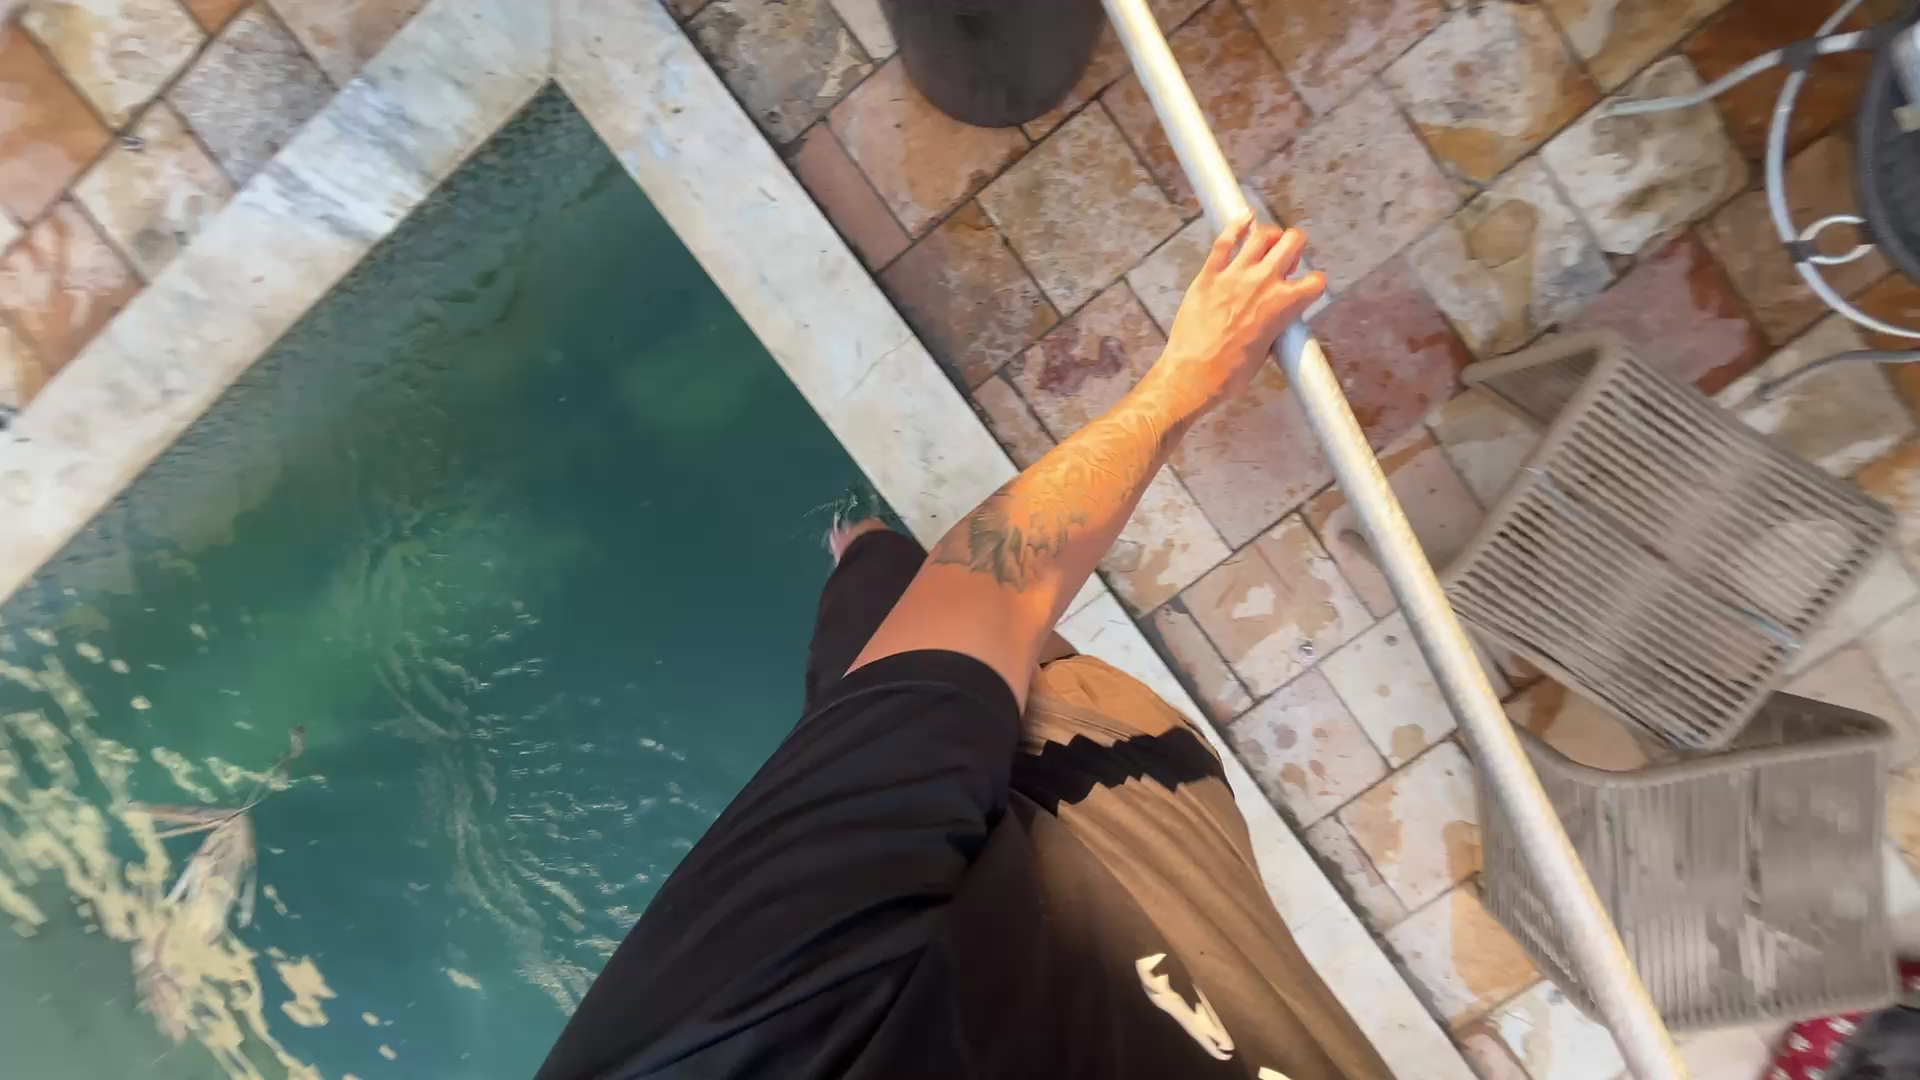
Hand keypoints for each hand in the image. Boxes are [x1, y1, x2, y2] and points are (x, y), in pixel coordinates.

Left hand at [1155, 213, 1325, 411]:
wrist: (1192, 376)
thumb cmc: (1229, 374)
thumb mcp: (1266, 352)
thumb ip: (1276, 324)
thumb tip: (1275, 317)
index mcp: (1285, 305)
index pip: (1315, 280)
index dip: (1311, 284)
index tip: (1303, 288)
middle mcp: (1264, 282)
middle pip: (1293, 241)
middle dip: (1294, 246)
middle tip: (1285, 258)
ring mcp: (1234, 275)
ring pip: (1262, 235)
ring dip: (1268, 237)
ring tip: (1264, 245)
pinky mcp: (1208, 276)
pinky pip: (1224, 241)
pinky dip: (1236, 225)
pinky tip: (1244, 218)